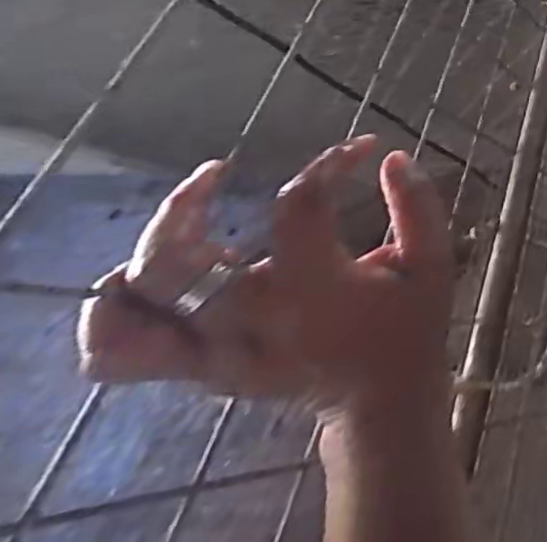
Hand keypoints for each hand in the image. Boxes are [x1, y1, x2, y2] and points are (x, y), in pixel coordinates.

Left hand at [77, 135, 453, 421]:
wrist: (383, 398)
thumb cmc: (411, 324)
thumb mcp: (433, 262)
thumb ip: (418, 206)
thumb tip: (393, 158)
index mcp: (316, 291)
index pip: (300, 206)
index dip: (329, 163)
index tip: (362, 148)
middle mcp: (251, 322)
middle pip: (172, 262)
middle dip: (186, 203)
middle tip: (218, 171)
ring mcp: (214, 354)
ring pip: (126, 310)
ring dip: (143, 255)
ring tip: (183, 222)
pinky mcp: (198, 371)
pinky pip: (117, 354)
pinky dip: (113, 315)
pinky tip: (143, 281)